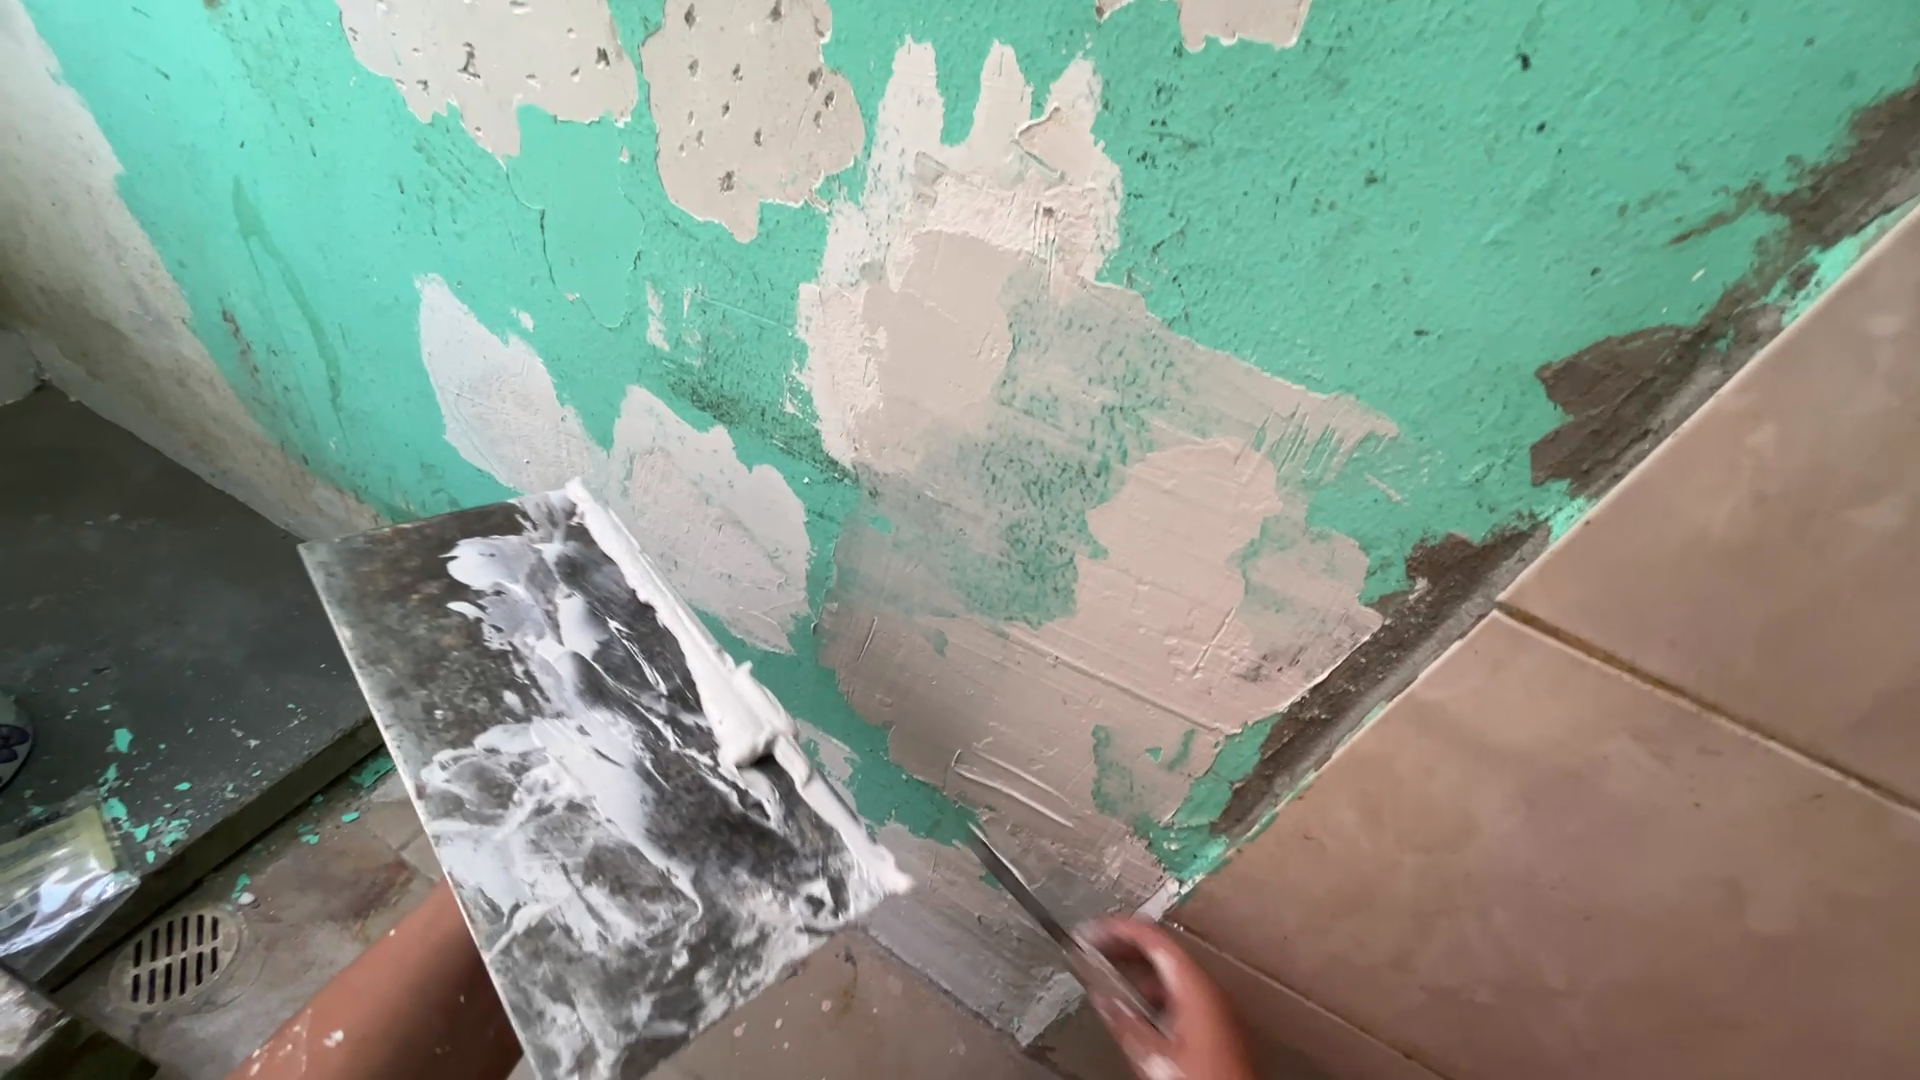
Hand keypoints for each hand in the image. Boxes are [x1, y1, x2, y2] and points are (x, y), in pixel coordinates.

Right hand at [1078, 916, 1255, 1079]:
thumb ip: (1125, 1022)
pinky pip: (1178, 988)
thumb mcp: (1155, 1055)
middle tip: (1094, 947)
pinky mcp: (1215, 1020)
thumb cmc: (1205, 1079)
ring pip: (1168, 968)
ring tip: (1107, 971)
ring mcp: (1214, 1002)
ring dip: (1136, 966)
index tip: (1093, 931)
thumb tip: (1102, 997)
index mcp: (1194, 984)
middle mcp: (1207, 985)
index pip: (1152, 936)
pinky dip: (1151, 985)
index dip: (1119, 928)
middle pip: (1160, 948)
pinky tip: (1134, 1003)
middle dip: (1124, 945)